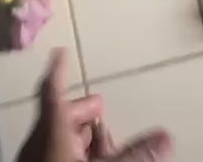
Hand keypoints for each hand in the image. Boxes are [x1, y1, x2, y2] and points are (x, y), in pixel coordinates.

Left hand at [16, 49, 172, 161]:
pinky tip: (85, 161)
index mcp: (51, 131)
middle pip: (58, 116)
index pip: (53, 90)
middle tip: (101, 109)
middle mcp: (36, 143)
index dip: (58, 70)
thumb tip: (166, 136)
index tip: (60, 52)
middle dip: (81, 112)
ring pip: (55, 139)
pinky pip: (51, 156)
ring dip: (78, 136)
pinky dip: (70, 153)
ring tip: (100, 144)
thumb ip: (136, 154)